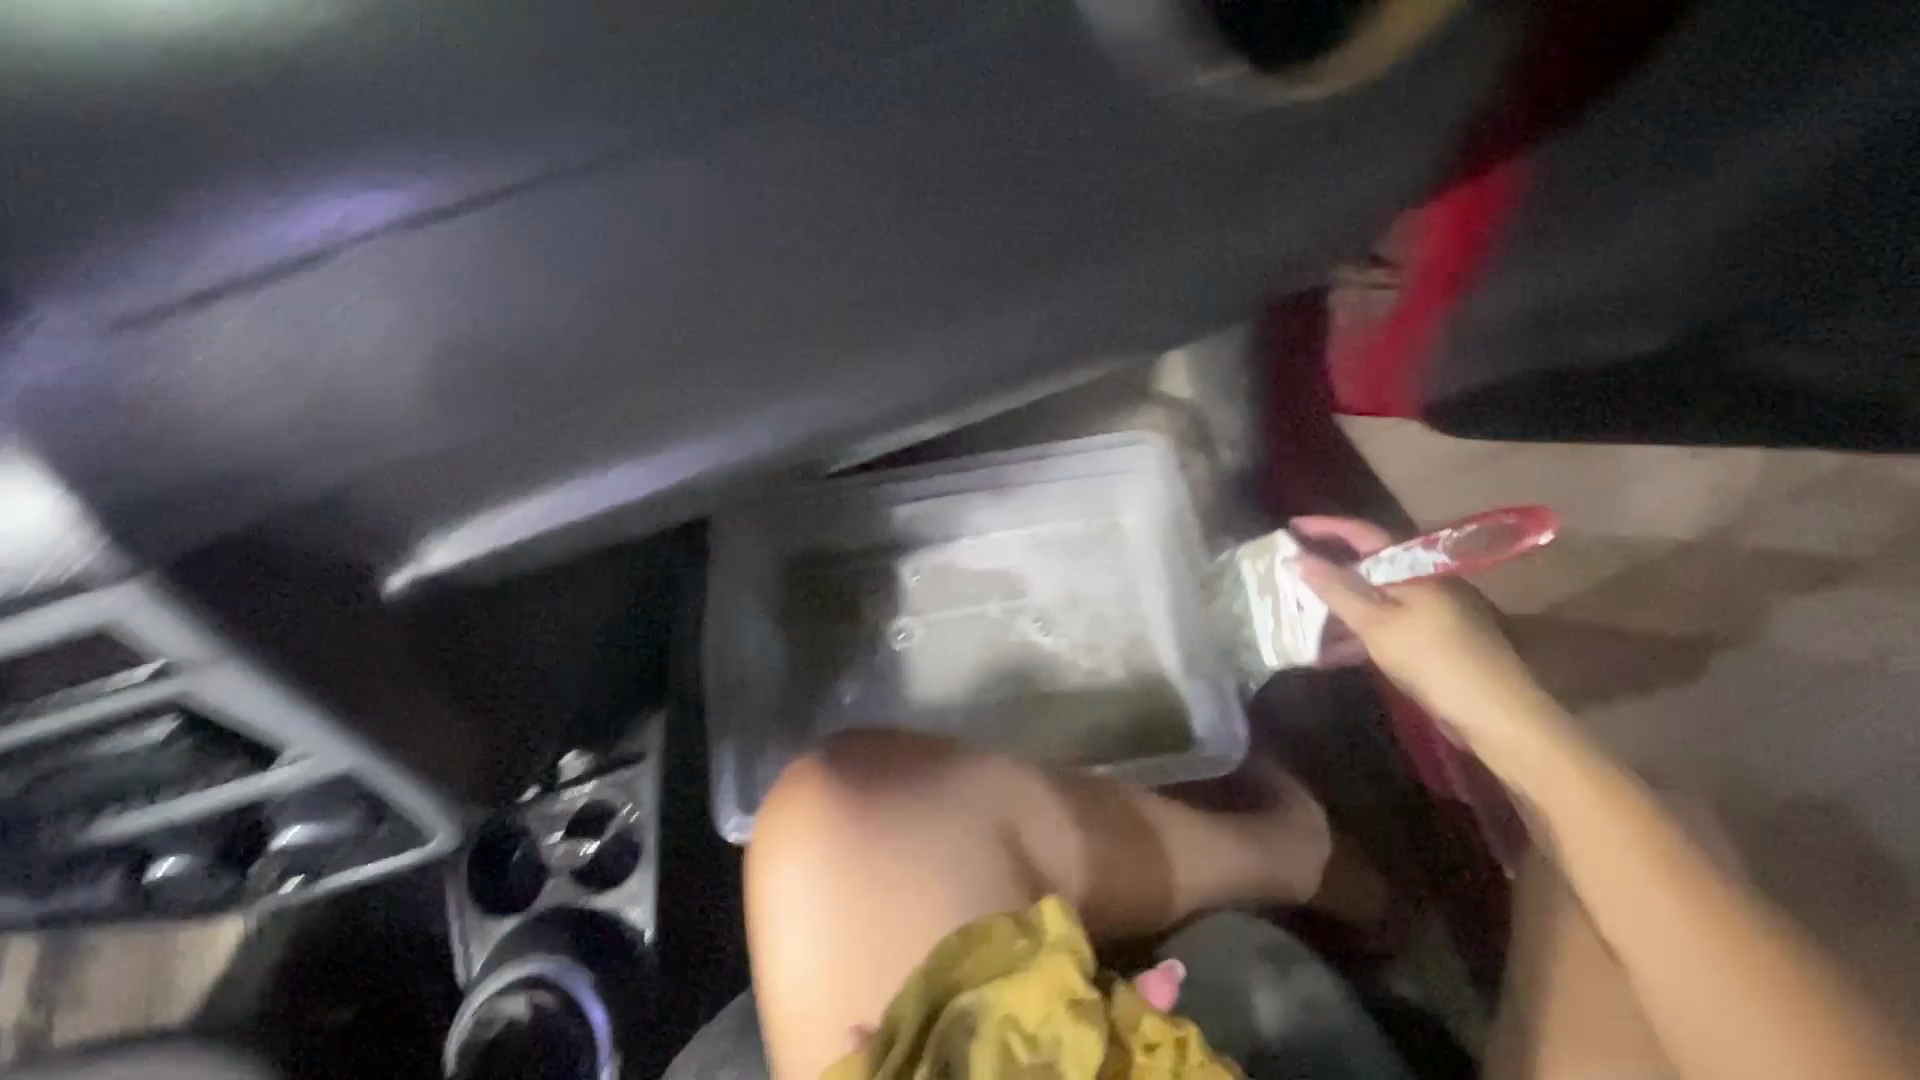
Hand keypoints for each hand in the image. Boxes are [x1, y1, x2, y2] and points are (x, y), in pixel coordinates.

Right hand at [1288, 516, 1551, 753]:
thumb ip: (1336, 589)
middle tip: (1287, 580)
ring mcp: (1428, 612)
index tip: (1290, 527)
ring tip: (1298, 623)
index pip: (1363, 533)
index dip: (1325, 527)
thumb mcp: (1376, 623)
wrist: (1495, 712)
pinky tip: (1327, 655)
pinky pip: (1382, 627)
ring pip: (1370, 601)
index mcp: (1413, 567)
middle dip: (1324, 575)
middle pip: (1364, 568)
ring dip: (1335, 611)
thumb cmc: (1433, 658)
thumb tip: (1299, 559)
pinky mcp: (1429, 640)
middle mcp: (1421, 582)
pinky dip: (1355, 635)